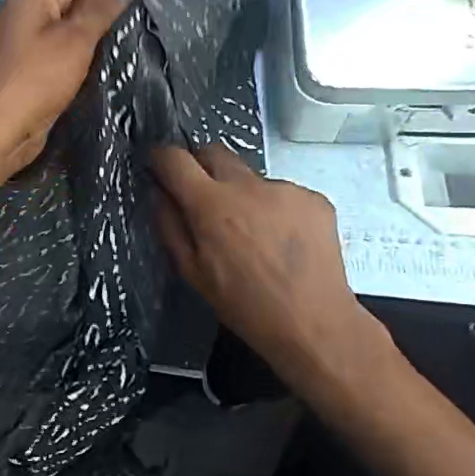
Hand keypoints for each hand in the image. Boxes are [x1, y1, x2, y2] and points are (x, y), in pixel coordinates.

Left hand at [0, 0, 133, 179]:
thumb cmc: (35, 81)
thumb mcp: (75, 40)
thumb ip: (100, 6)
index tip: (136, 6)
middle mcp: (32, 4)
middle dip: (107, 6)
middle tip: (135, 29)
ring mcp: (32, 33)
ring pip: (74, 20)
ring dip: (98, 32)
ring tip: (123, 47)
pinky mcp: (36, 60)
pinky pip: (67, 44)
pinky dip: (85, 51)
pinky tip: (103, 65)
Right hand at [150, 144, 381, 392]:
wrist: (313, 322)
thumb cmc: (247, 306)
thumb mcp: (194, 274)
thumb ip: (170, 227)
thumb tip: (160, 195)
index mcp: (212, 205)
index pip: (176, 159)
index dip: (162, 158)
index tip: (159, 166)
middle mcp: (249, 186)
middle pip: (215, 153)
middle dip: (201, 168)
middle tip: (204, 201)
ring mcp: (286, 189)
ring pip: (252, 178)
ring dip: (244, 196)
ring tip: (255, 238)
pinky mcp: (314, 198)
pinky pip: (284, 194)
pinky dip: (277, 210)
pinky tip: (283, 243)